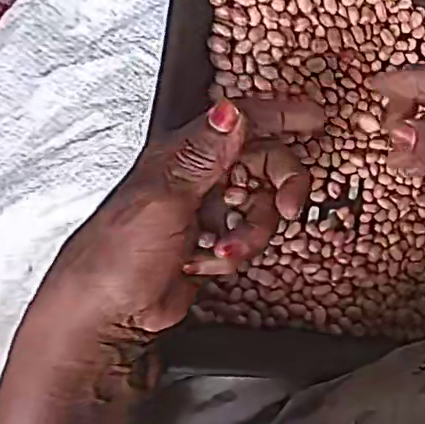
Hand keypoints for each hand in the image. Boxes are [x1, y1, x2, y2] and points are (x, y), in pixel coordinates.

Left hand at [32, 95, 322, 340]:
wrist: (108, 311)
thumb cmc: (118, 254)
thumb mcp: (166, 197)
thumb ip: (205, 154)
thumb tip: (231, 112)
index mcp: (186, 155)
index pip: (243, 121)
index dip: (282, 116)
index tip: (316, 118)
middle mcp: (201, 175)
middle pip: (267, 165)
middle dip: (282, 189)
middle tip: (287, 207)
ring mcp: (210, 207)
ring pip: (263, 208)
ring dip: (251, 234)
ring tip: (222, 251)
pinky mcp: (215, 237)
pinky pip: (251, 236)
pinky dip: (237, 253)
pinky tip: (206, 262)